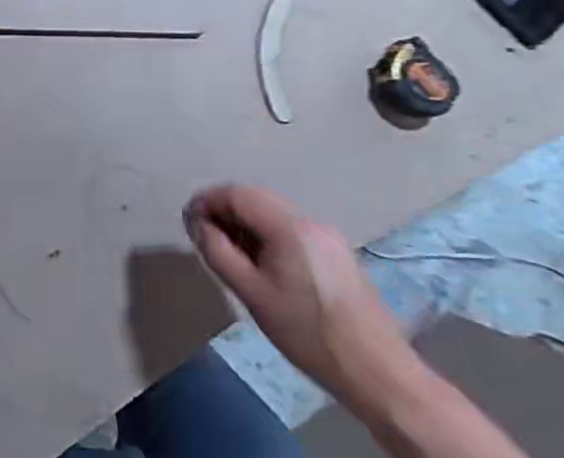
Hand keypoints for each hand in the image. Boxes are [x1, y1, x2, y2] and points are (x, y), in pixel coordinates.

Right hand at [184, 183, 404, 384]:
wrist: (375, 370)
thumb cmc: (307, 333)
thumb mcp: (253, 295)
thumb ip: (219, 253)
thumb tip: (197, 223)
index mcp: (289, 226)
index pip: (238, 194)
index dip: (208, 200)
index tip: (188, 219)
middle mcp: (309, 220)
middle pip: (256, 198)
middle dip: (225, 210)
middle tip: (202, 234)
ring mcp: (326, 234)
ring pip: (273, 213)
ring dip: (245, 222)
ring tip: (226, 250)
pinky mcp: (335, 251)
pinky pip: (290, 229)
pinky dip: (266, 234)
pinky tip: (259, 261)